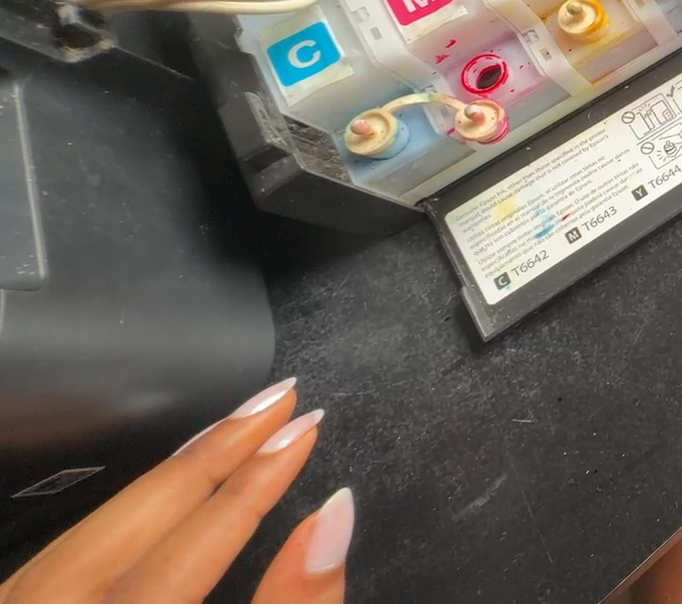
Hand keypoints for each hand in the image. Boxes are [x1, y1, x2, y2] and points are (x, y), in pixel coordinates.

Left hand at [0, 379, 352, 603]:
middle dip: (212, 456)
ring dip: (166, 476)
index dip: (258, 482)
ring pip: (75, 542)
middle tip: (281, 397)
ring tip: (234, 426)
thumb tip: (336, 511)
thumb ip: (297, 603)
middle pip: (122, 534)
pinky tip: (159, 488)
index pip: (192, 549)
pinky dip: (114, 513)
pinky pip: (46, 564)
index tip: (308, 426)